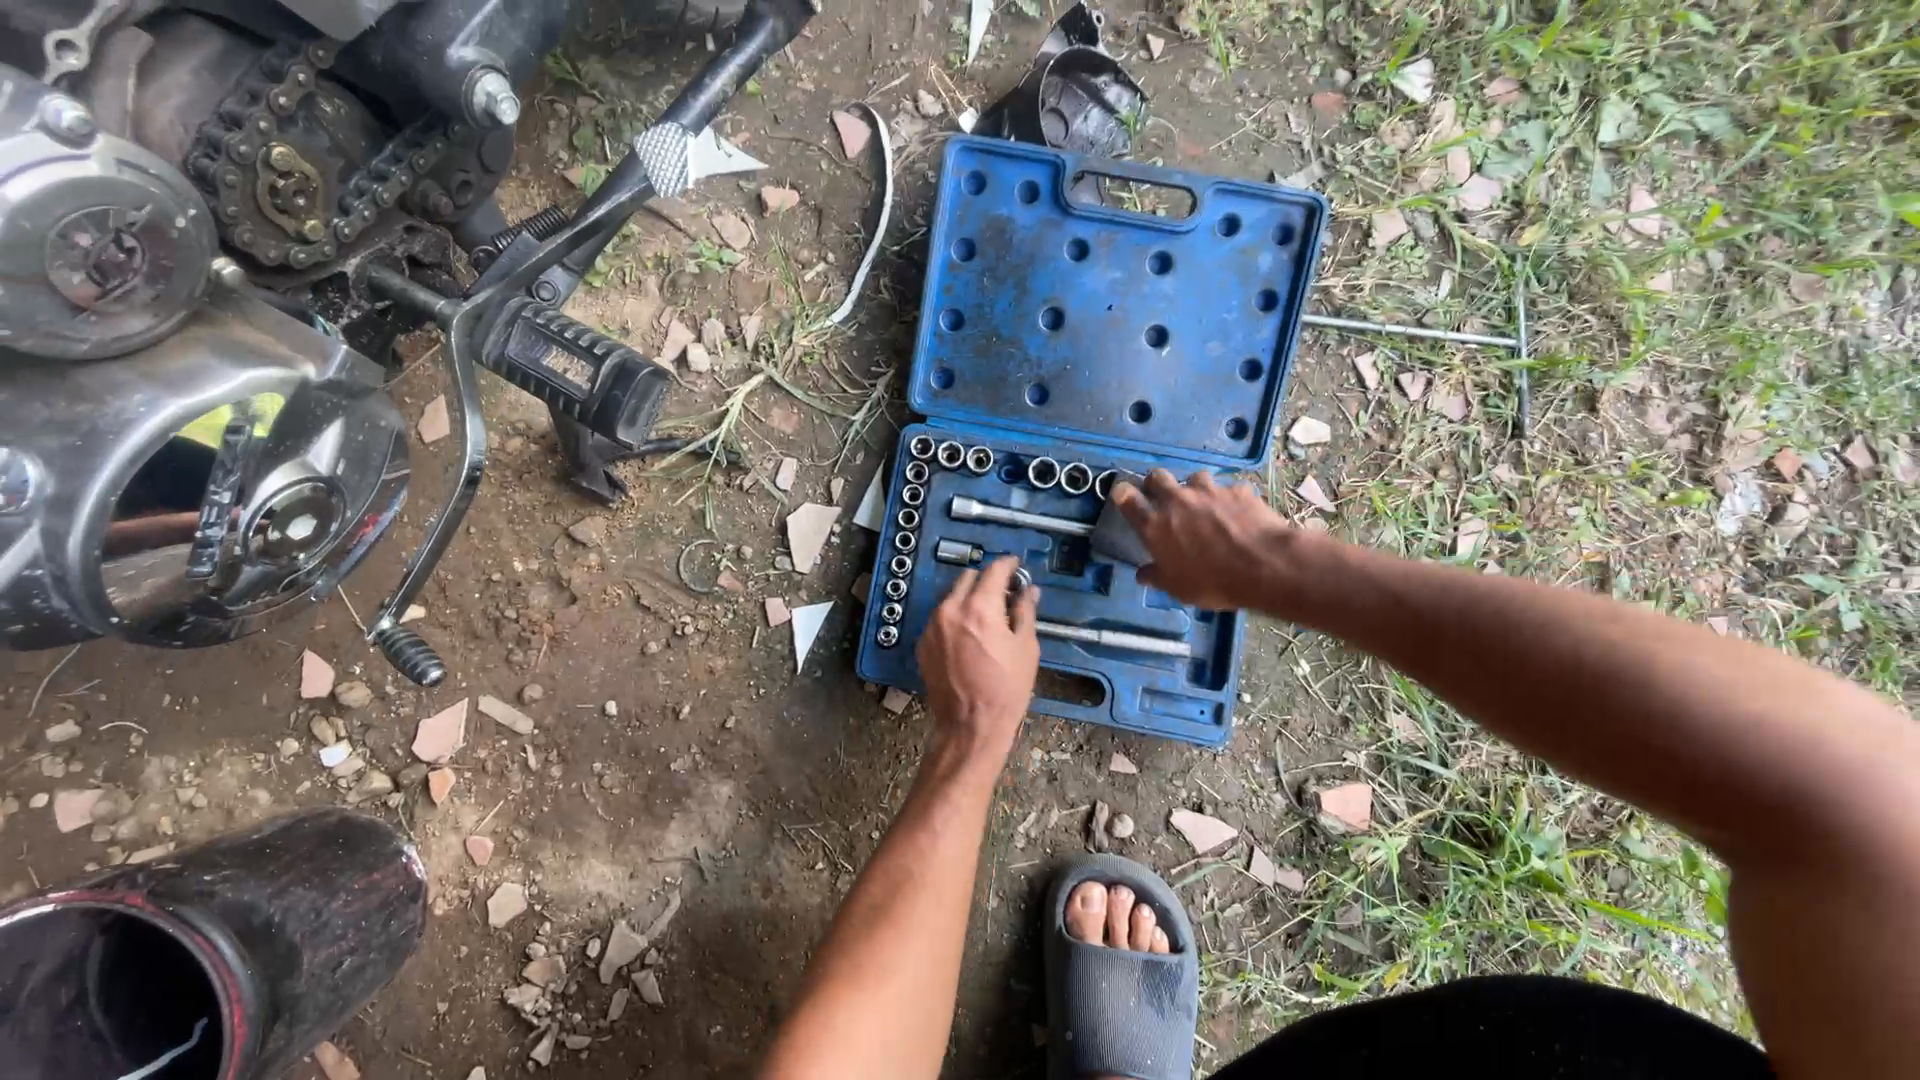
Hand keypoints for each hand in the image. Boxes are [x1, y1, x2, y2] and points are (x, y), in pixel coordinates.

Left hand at [915, 557, 1040, 777]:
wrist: (971, 724)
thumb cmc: (1006, 688)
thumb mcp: (1026, 648)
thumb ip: (1025, 612)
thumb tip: (1028, 590)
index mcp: (979, 607)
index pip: (993, 571)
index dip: (1007, 565)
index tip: (1015, 565)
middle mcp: (950, 610)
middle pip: (967, 578)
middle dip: (986, 580)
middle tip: (1003, 593)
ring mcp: (931, 627)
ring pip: (950, 597)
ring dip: (968, 598)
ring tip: (986, 615)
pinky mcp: (922, 644)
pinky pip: (939, 619)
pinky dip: (954, 617)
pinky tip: (968, 635)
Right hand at [1111, 469, 1293, 609]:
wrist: (1264, 565)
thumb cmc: (1213, 582)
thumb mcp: (1178, 588)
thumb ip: (1157, 576)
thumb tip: (1143, 573)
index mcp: (1155, 526)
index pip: (1127, 498)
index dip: (1122, 494)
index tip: (1124, 496)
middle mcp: (1177, 501)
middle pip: (1156, 477)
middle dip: (1155, 484)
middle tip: (1163, 499)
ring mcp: (1209, 491)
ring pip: (1193, 478)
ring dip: (1194, 489)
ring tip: (1204, 505)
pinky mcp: (1237, 489)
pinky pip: (1226, 489)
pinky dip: (1226, 499)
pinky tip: (1236, 514)